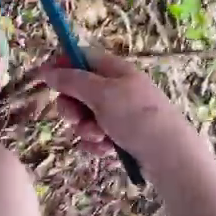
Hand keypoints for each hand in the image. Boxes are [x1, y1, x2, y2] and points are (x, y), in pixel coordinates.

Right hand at [31, 49, 190, 164]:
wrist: (171, 158)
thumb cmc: (136, 117)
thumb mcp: (101, 94)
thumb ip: (71, 80)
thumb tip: (46, 70)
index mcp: (116, 70)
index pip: (82, 57)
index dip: (62, 65)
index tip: (45, 78)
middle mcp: (118, 88)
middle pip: (79, 89)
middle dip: (72, 106)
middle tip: (74, 118)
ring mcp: (121, 113)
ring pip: (85, 116)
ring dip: (85, 128)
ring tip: (99, 138)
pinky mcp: (123, 136)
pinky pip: (97, 135)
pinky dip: (97, 143)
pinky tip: (106, 150)